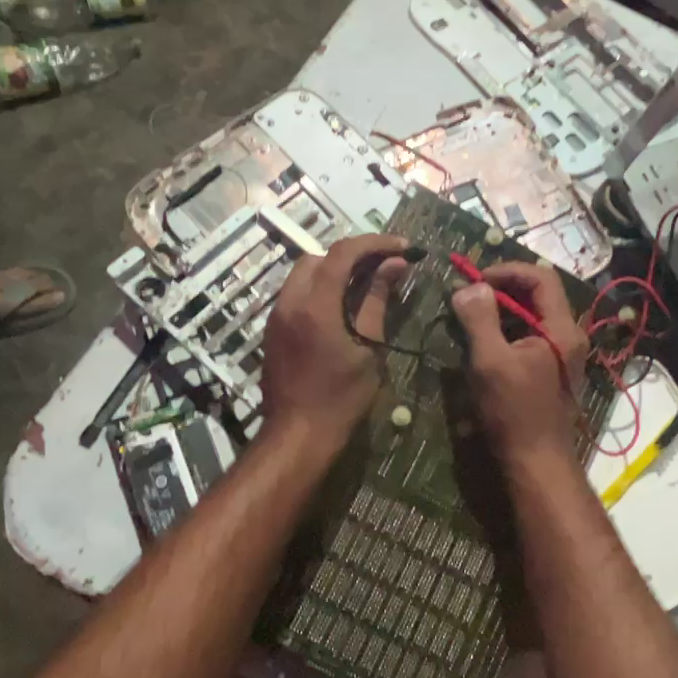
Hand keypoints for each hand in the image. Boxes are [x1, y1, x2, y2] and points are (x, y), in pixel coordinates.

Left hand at [259, 234, 408, 451]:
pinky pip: (297, 292)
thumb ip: (377, 300)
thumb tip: (394, 264)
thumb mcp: (369, 348)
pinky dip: (321, 287)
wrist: (297, 434)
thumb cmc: (341, 397)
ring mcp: (277, 315)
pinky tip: (343, 305)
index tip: (404, 247)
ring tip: (367, 283)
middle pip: (320, 256)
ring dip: (335, 270)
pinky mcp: (273, 328)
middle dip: (353, 254)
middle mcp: (289, 301)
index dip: (376, 243)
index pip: (343, 252)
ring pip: (305, 273)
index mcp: (315, 304)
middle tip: (386, 265)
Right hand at [449, 262, 590, 479]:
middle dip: (501, 289)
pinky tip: (481, 341)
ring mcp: (562, 355)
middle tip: (468, 293)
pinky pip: (529, 337)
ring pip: (532, 316)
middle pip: (538, 294)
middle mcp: (569, 336)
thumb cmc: (514, 412)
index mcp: (562, 329)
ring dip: (501, 310)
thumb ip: (480, 319)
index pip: (541, 277)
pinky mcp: (551, 371)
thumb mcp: (490, 361)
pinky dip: (506, 331)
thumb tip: (470, 287)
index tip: (475, 279)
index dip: (507, 271)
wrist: (536, 464)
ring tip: (469, 315)